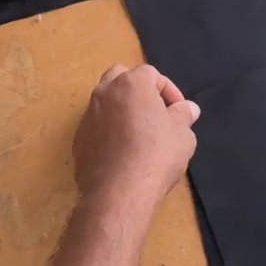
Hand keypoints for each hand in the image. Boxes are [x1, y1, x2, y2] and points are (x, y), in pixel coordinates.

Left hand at [74, 64, 200, 219]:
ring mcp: (88, 115)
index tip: (179, 112)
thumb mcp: (182, 135)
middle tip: (154, 113)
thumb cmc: (156, 156)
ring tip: (138, 133)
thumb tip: (187, 108)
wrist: (118, 192)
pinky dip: (108, 131)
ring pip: (105, 101)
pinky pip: (96, 126)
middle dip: (138, 90)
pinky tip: (122, 153)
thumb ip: (183, 116)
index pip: (151, 74)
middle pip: (121, 78)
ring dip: (121, 109)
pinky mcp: (78, 139)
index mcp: (131, 83)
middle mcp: (105, 92)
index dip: (169, 91)